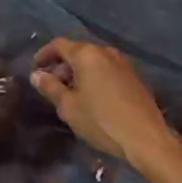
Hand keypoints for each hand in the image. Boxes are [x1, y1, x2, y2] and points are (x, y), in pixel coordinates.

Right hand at [30, 37, 181, 176]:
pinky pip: (106, 69)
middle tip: (51, 84)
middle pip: (78, 51)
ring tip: (69, 93)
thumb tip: (36, 74)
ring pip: (93, 61)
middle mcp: (105, 51)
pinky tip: (91, 97)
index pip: (60, 45)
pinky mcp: (132, 75)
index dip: (45, 53)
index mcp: (87, 54)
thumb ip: (51, 87)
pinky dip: (93, 77)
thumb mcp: (69, 107)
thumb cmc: (101, 121)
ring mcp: (122, 62)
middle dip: (62, 65)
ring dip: (78, 72)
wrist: (145, 137)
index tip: (36, 66)